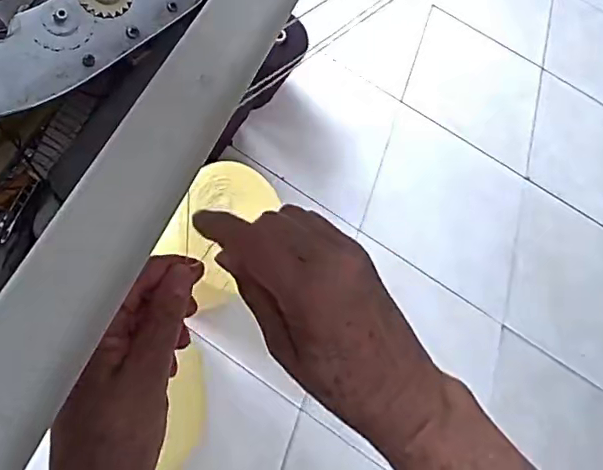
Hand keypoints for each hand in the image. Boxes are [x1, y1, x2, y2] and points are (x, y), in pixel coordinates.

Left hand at [51, 255, 202, 469]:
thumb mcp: (148, 372)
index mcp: (97, 331)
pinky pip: (134, 344)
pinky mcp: (106, 381)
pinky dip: (156, 343)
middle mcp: (93, 342)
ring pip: (138, 320)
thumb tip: (179, 278)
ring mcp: (98, 363)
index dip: (168, 269)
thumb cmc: (109, 447)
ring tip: (182, 333)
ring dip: (165, 319)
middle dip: (169, 294)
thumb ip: (164, 319)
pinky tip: (167, 358)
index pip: (134, 278)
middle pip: (136, 297)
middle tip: (193, 299)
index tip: (194, 269)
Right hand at [190, 206, 451, 461]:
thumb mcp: (284, 346)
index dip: (222, 226)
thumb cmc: (344, 381)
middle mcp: (329, 258)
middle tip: (234, 260)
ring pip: (292, 216)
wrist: (397, 385)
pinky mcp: (356, 249)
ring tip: (264, 265)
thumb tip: (232, 258)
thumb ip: (255, 293)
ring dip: (271, 232)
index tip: (204, 219)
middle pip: (271, 222)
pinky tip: (290, 260)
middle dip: (247, 236)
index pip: (253, 239)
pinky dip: (295, 233)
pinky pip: (314, 223)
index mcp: (307, 286)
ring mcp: (346, 250)